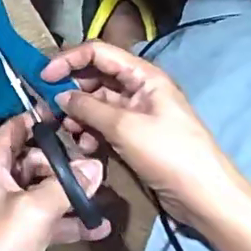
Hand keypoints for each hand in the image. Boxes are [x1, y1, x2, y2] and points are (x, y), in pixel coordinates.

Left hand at [0, 114, 110, 250]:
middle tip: (92, 164)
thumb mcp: (36, 209)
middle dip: (62, 161)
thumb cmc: (1, 245)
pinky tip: (97, 226)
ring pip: (42, 188)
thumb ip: (67, 185)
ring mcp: (9, 209)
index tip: (69, 119)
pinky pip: (48, 217)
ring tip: (100, 192)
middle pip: (33, 158)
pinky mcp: (21, 235)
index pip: (14, 128)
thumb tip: (96, 166)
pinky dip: (69, 220)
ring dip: (68, 191)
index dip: (39, 121)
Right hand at [43, 40, 250, 232]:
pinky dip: (91, 132)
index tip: (44, 77)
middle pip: (95, 77)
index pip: (98, 53)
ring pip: (97, 103)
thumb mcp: (125, 127)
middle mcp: (139, 88)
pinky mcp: (135, 136)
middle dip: (71, 91)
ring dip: (79, 115)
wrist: (205, 198)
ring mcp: (137, 113)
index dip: (69, 60)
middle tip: (49, 109)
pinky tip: (85, 148)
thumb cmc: (170, 154)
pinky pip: (104, 125)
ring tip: (68, 133)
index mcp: (143, 75)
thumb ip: (89, 108)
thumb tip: (60, 96)